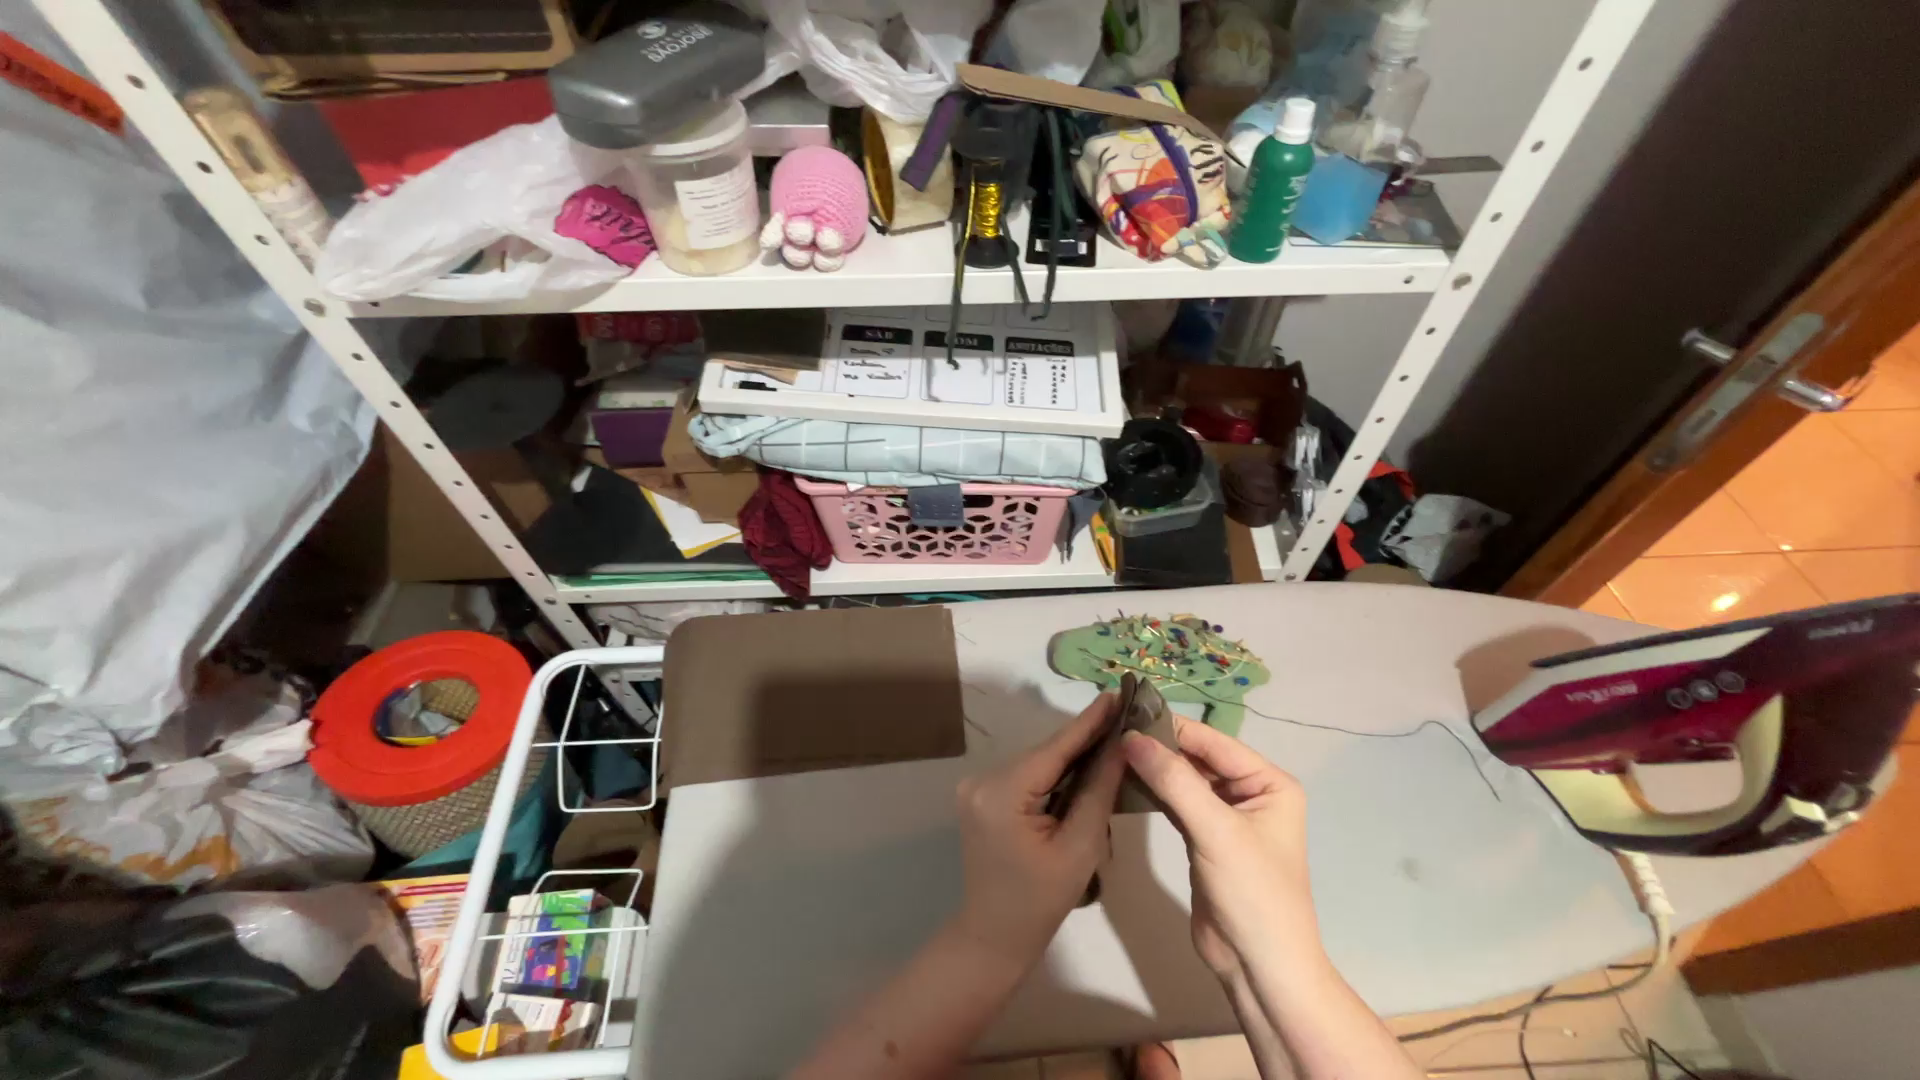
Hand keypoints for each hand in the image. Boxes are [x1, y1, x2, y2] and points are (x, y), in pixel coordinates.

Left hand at [953, 694, 1126, 968]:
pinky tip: (1084, 769)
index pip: (1054, 749)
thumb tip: (1120, 746)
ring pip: (1037, 764)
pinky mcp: (982, 796)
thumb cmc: (1041, 900)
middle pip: (1045, 754)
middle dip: (1085, 741)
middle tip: (1125, 719)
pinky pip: (1026, 777)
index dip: (1089, 722)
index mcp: (1001, 792)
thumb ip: (1098, 791)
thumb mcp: (1079, 847)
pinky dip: (1053, 775)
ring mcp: (977, 787)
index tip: (1116, 693)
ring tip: (1112, 741)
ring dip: (1071, 759)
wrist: (994, 935)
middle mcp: (982, 779)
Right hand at [1122, 719, 1321, 981]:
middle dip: (1157, 745)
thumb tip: (1130, 737)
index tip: (1125, 711)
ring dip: (1151, 768)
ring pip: (1183, 780)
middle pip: (1197, 757)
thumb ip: (1174, 781)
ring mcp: (1225, 817)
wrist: (1259, 967)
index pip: (1213, 741)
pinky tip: (1123, 781)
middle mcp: (1250, 792)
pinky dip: (1151, 793)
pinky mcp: (1203, 839)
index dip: (1170, 726)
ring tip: (1110, 748)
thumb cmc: (1252, 893)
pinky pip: (1175, 803)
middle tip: (1110, 729)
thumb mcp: (1216, 831)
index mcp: (1268, 782)